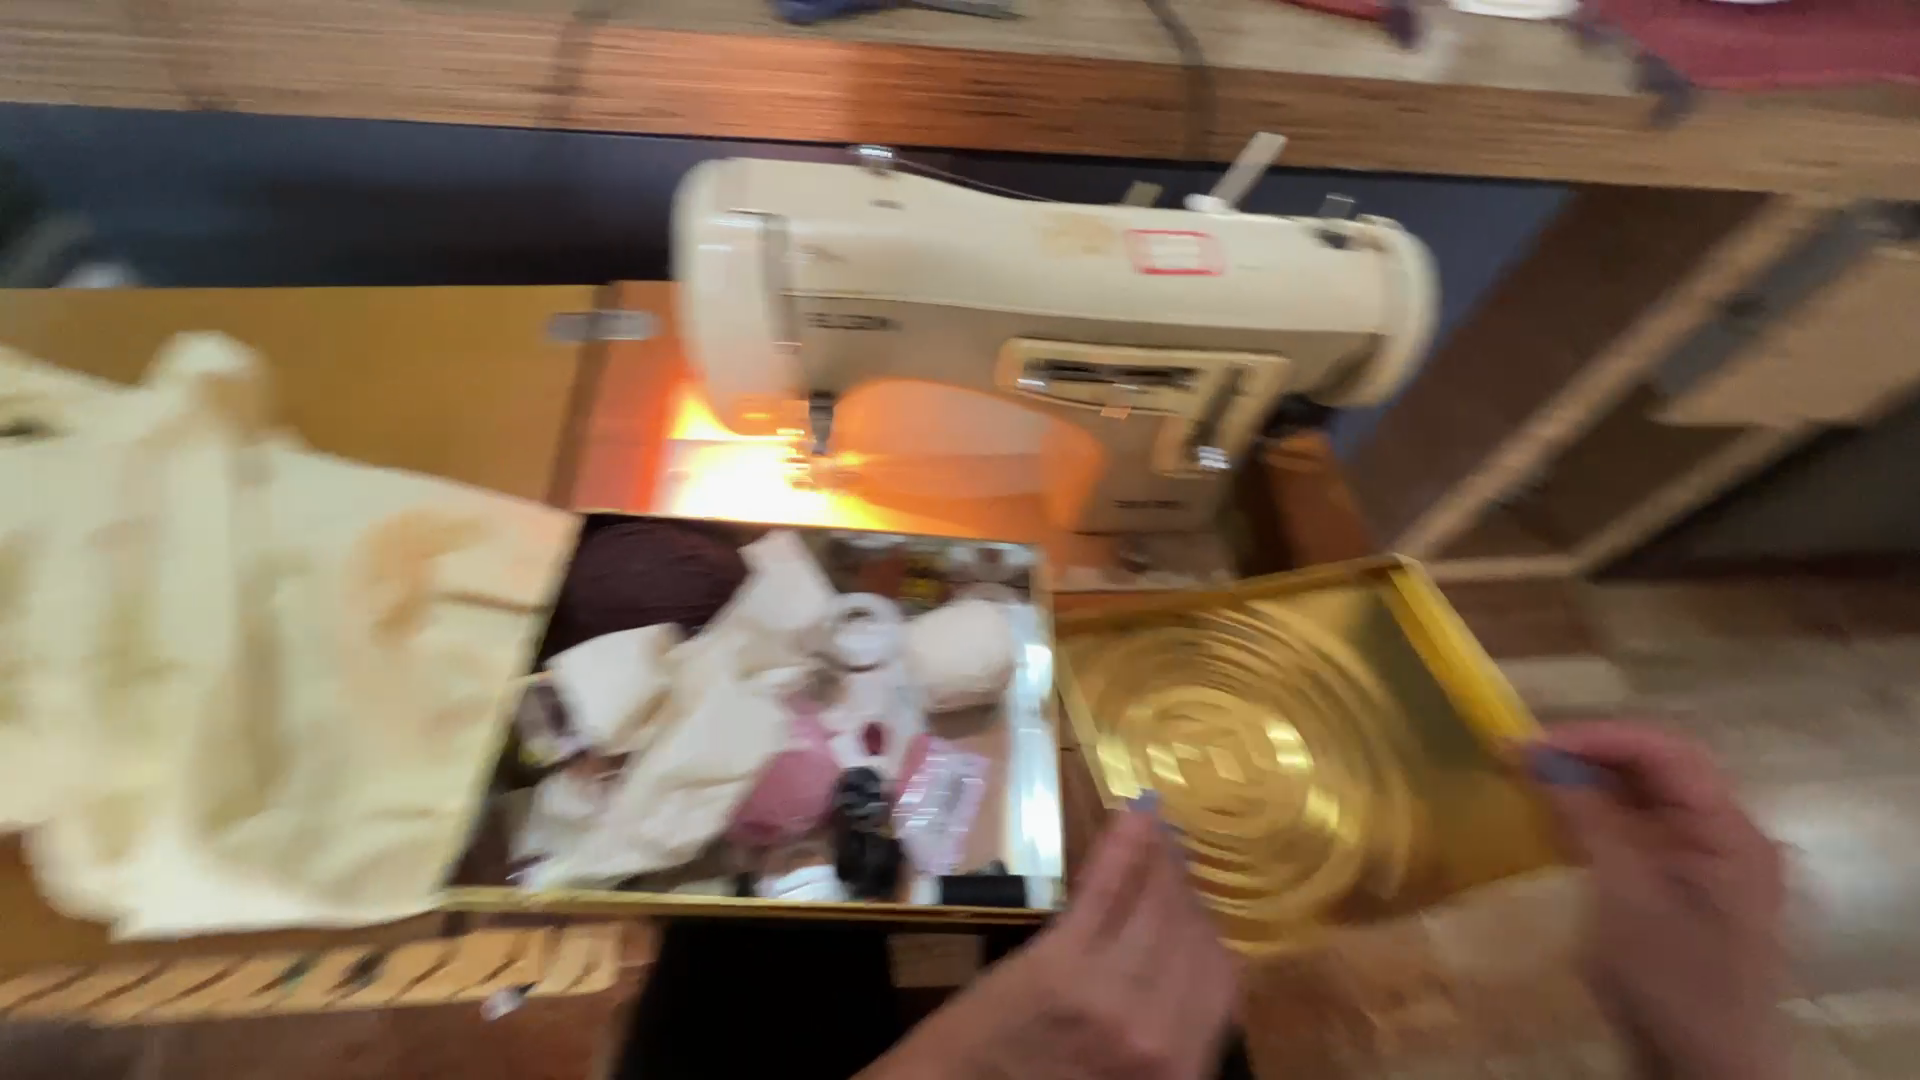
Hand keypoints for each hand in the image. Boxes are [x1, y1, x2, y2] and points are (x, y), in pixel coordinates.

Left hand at [863, 807, 1238, 1079]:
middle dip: (1188, 893)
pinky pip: (1104, 895)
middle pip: (1195, 939)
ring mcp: (1107, 993)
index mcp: (1178, 1069)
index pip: (1221, 980)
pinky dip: (1122, 851)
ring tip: (1157, 830)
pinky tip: (1135, 814)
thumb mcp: (1129, 1078)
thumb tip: (1183, 973)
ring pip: (1155, 911)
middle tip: (1177, 858)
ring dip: (1160, 863)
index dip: (1211, 931)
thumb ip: (1165, 1037)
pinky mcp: (1058, 963)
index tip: (1199, 897)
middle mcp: (1156, 1033)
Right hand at [1530, 721, 1786, 1079]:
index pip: (1664, 752)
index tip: (1527, 746)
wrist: (1696, 1060)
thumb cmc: (1668, 976)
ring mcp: (1700, 854)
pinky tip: (1545, 809)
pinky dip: (1586, 806)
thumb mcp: (1623, 892)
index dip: (1594, 737)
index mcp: (1729, 832)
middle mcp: (1722, 832)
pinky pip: (1629, 820)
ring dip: (1580, 776)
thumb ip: (1588, 815)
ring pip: (1636, 789)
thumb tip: (1536, 754)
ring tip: (1522, 775)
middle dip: (1582, 752)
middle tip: (1516, 756)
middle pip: (1652, 764)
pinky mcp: (1673, 873)